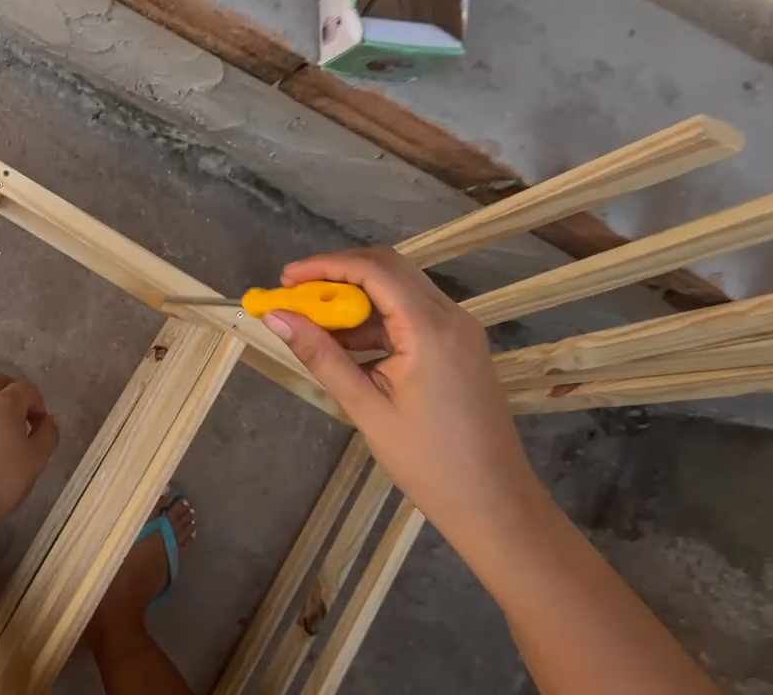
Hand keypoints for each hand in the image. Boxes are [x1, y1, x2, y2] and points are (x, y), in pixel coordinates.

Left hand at [0, 374, 61, 529]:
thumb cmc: (2, 476)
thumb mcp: (37, 459)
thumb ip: (48, 434)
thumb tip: (48, 420)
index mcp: (4, 402)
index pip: (26, 388)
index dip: (39, 404)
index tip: (41, 427)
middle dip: (14, 394)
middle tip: (23, 420)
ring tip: (4, 436)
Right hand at [262, 248, 549, 548]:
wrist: (497, 506)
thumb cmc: (428, 462)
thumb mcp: (365, 407)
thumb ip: (321, 355)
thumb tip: (275, 317)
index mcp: (429, 329)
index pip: (372, 270)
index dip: (323, 266)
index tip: (284, 280)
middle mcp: (450, 317)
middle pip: (388, 266)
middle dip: (337, 272)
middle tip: (296, 293)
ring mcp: (459, 330)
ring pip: (399, 286)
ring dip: (354, 293)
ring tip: (313, 320)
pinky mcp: (458, 345)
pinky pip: (410, 311)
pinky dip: (374, 316)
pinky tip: (346, 344)